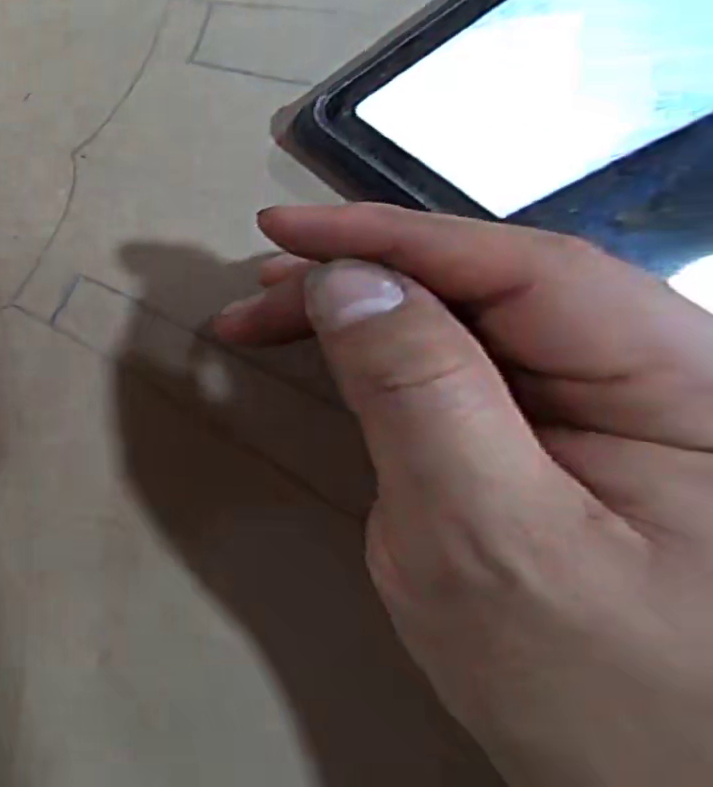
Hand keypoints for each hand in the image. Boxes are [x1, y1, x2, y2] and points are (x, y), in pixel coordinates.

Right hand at [214, 203, 712, 786]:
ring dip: (354, 308)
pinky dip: (374, 346)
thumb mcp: (482, 535)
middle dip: (357, 276)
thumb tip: (343, 281)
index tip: (279, 227)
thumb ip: (417, 393)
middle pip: (492, 287)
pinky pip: (459, 361)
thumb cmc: (598, 690)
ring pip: (466, 317)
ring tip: (262, 316)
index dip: (393, 234)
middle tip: (249, 294)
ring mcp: (618, 414)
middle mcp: (673, 387)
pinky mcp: (561, 437)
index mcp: (702, 400)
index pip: (532, 272)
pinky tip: (323, 345)